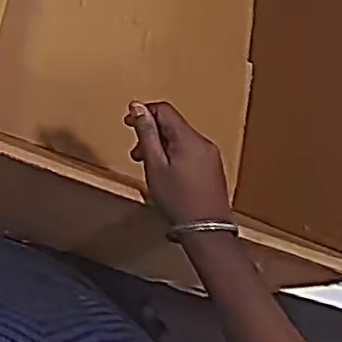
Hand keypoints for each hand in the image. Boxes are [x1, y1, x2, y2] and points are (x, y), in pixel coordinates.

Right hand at [126, 101, 232, 224]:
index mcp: (188, 138)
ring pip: (180, 139)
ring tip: (150, 166)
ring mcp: (210, 156)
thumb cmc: (179, 201)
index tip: (129, 122)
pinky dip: (174, 155)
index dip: (144, 112)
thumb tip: (138, 107)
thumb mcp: (155, 165)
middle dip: (151, 134)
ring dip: (161, 146)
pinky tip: (167, 174)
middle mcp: (203, 142)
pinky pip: (189, 151)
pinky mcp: (213, 168)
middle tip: (137, 152)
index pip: (164, 110)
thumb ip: (147, 133)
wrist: (207, 234)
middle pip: (172, 125)